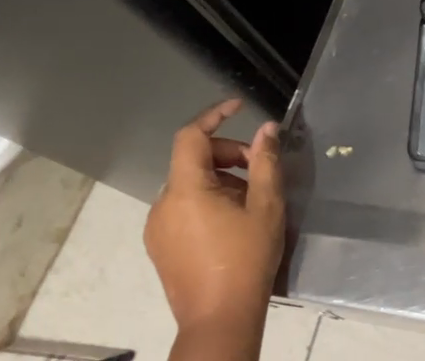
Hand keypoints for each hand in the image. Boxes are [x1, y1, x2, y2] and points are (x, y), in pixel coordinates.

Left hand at [144, 100, 284, 358]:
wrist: (218, 319)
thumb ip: (265, 162)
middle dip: (228, 153)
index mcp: (185, 191)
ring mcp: (158, 228)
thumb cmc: (246, 258)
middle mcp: (163, 205)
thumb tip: (267, 129)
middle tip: (260, 167)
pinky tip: (234, 218)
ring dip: (221, 178)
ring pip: (189, 185)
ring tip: (252, 197)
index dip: (214, 116)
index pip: (190, 137)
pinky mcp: (160, 247)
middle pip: (192, 160)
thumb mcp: (266, 205)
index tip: (239, 106)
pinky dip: (208, 199)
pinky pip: (183, 207)